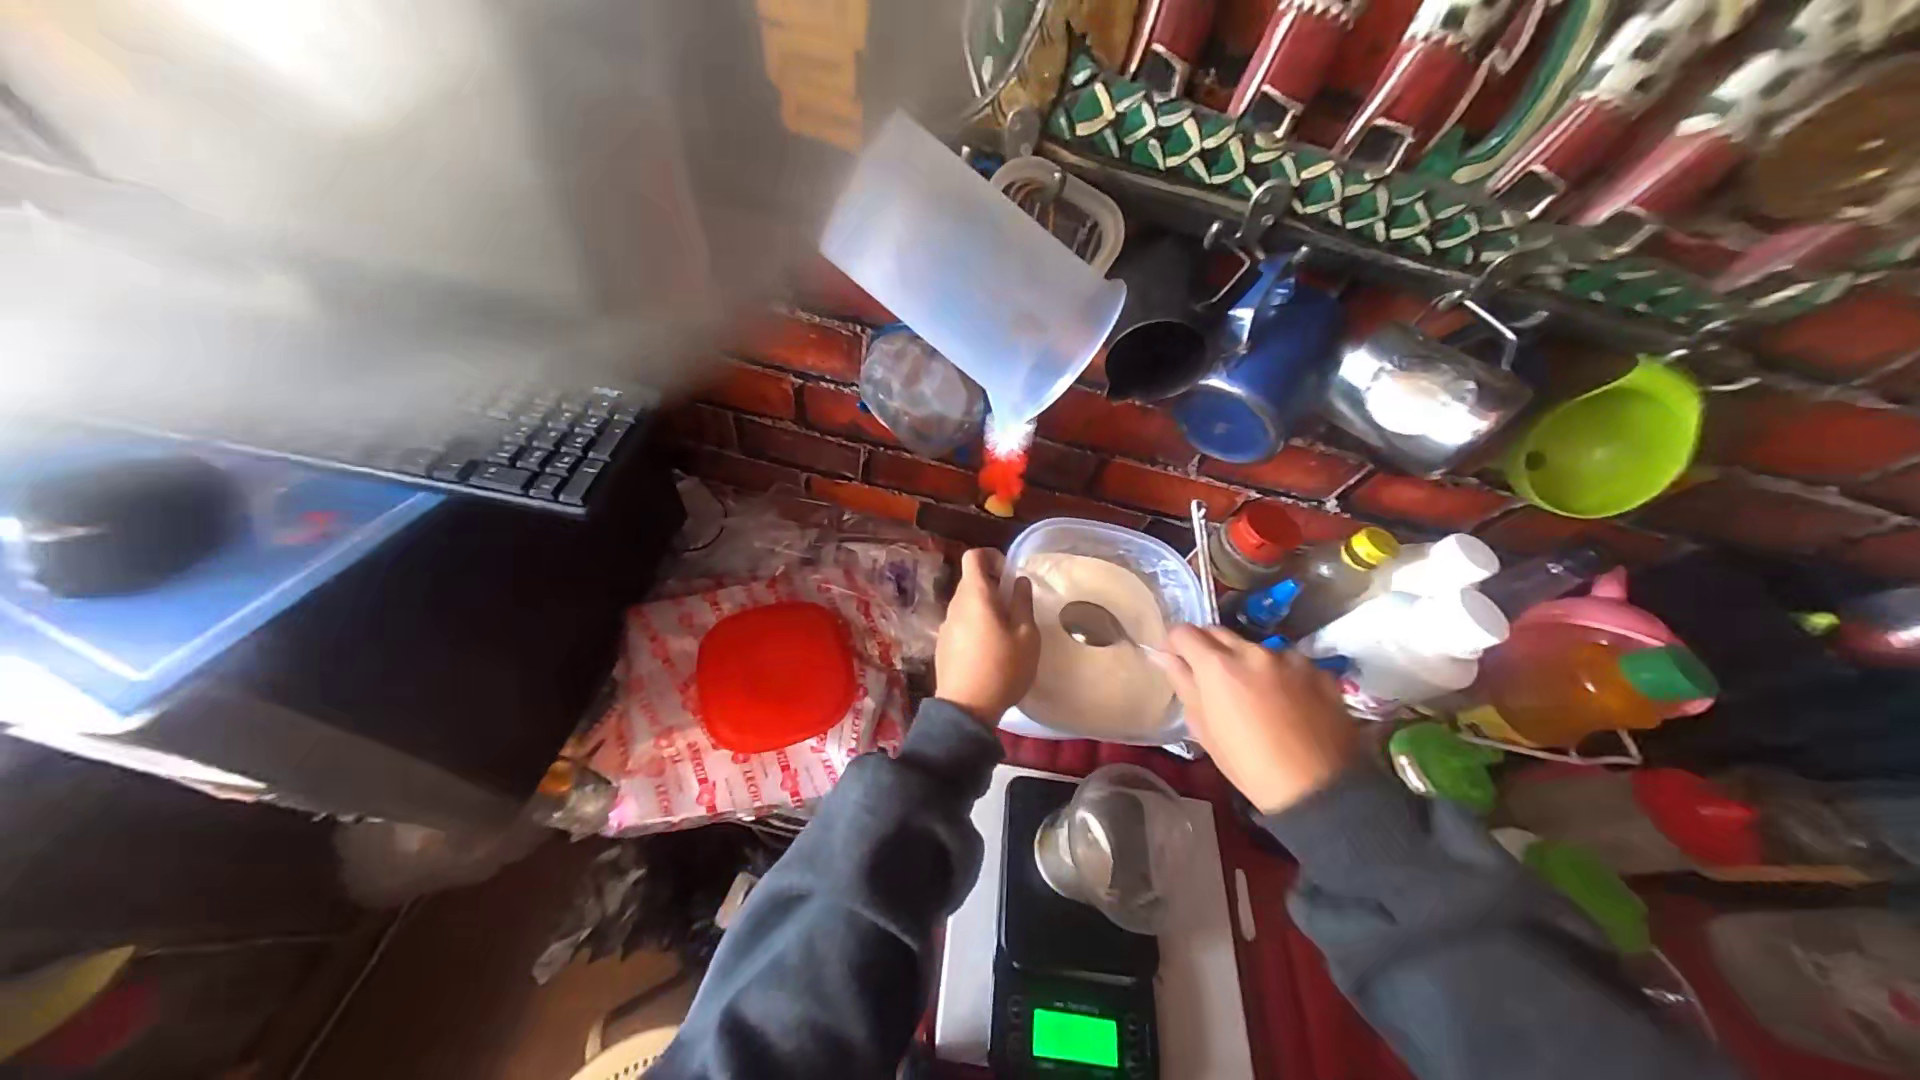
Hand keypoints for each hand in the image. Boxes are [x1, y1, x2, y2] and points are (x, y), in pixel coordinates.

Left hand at [935, 549, 1040, 724]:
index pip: (974, 556)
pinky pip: (960, 622)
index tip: (1009, 574)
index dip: (992, 556)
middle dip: (993, 585)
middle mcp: (955, 605)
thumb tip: (1019, 581)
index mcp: (975, 595)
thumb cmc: (1003, 668)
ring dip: (985, 607)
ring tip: (1006, 630)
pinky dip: (975, 624)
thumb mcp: (1027, 635)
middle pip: (971, 580)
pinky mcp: (943, 644)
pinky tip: (989, 649)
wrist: (966, 708)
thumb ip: (1023, 603)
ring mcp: (946, 625)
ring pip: (966, 603)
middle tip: (1015, 606)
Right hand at [1155, 625, 1359, 813]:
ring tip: (1254, 693)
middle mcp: (1253, 651)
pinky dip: (1280, 674)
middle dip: (1207, 647)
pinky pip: (1289, 662)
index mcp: (1218, 666)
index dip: (1174, 644)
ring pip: (1255, 646)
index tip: (1175, 660)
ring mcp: (1290, 658)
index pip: (1184, 632)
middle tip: (1210, 677)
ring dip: (1246, 661)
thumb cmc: (1249, 766)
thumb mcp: (1204, 729)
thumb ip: (1183, 684)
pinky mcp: (1319, 671)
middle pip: (1218, 632)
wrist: (1320, 790)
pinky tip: (1287, 702)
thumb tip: (1164, 657)